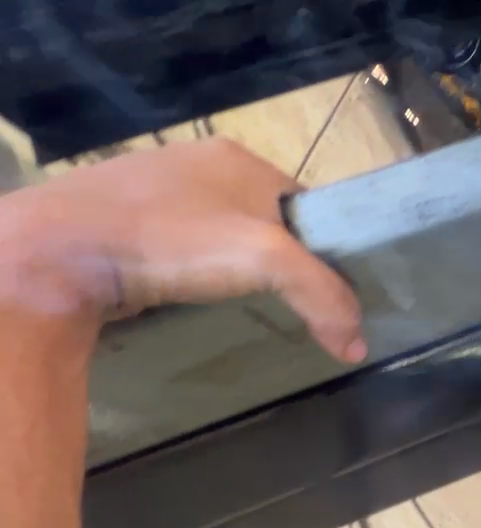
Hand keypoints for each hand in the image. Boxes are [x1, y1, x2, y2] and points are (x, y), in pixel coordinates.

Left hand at [1, 138, 363, 361]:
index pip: (315, 210)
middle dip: (294, 265)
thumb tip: (359, 348)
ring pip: (235, 238)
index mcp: (240, 160)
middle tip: (302, 302)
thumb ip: (328, 300)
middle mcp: (201, 164)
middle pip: (278, 226)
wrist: (54, 253)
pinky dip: (210, 274)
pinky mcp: (132, 219)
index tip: (337, 290)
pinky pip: (195, 248)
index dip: (333, 252)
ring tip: (258, 302)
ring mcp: (162, 190)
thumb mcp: (271, 263)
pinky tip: (208, 294)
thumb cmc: (171, 239)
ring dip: (251, 272)